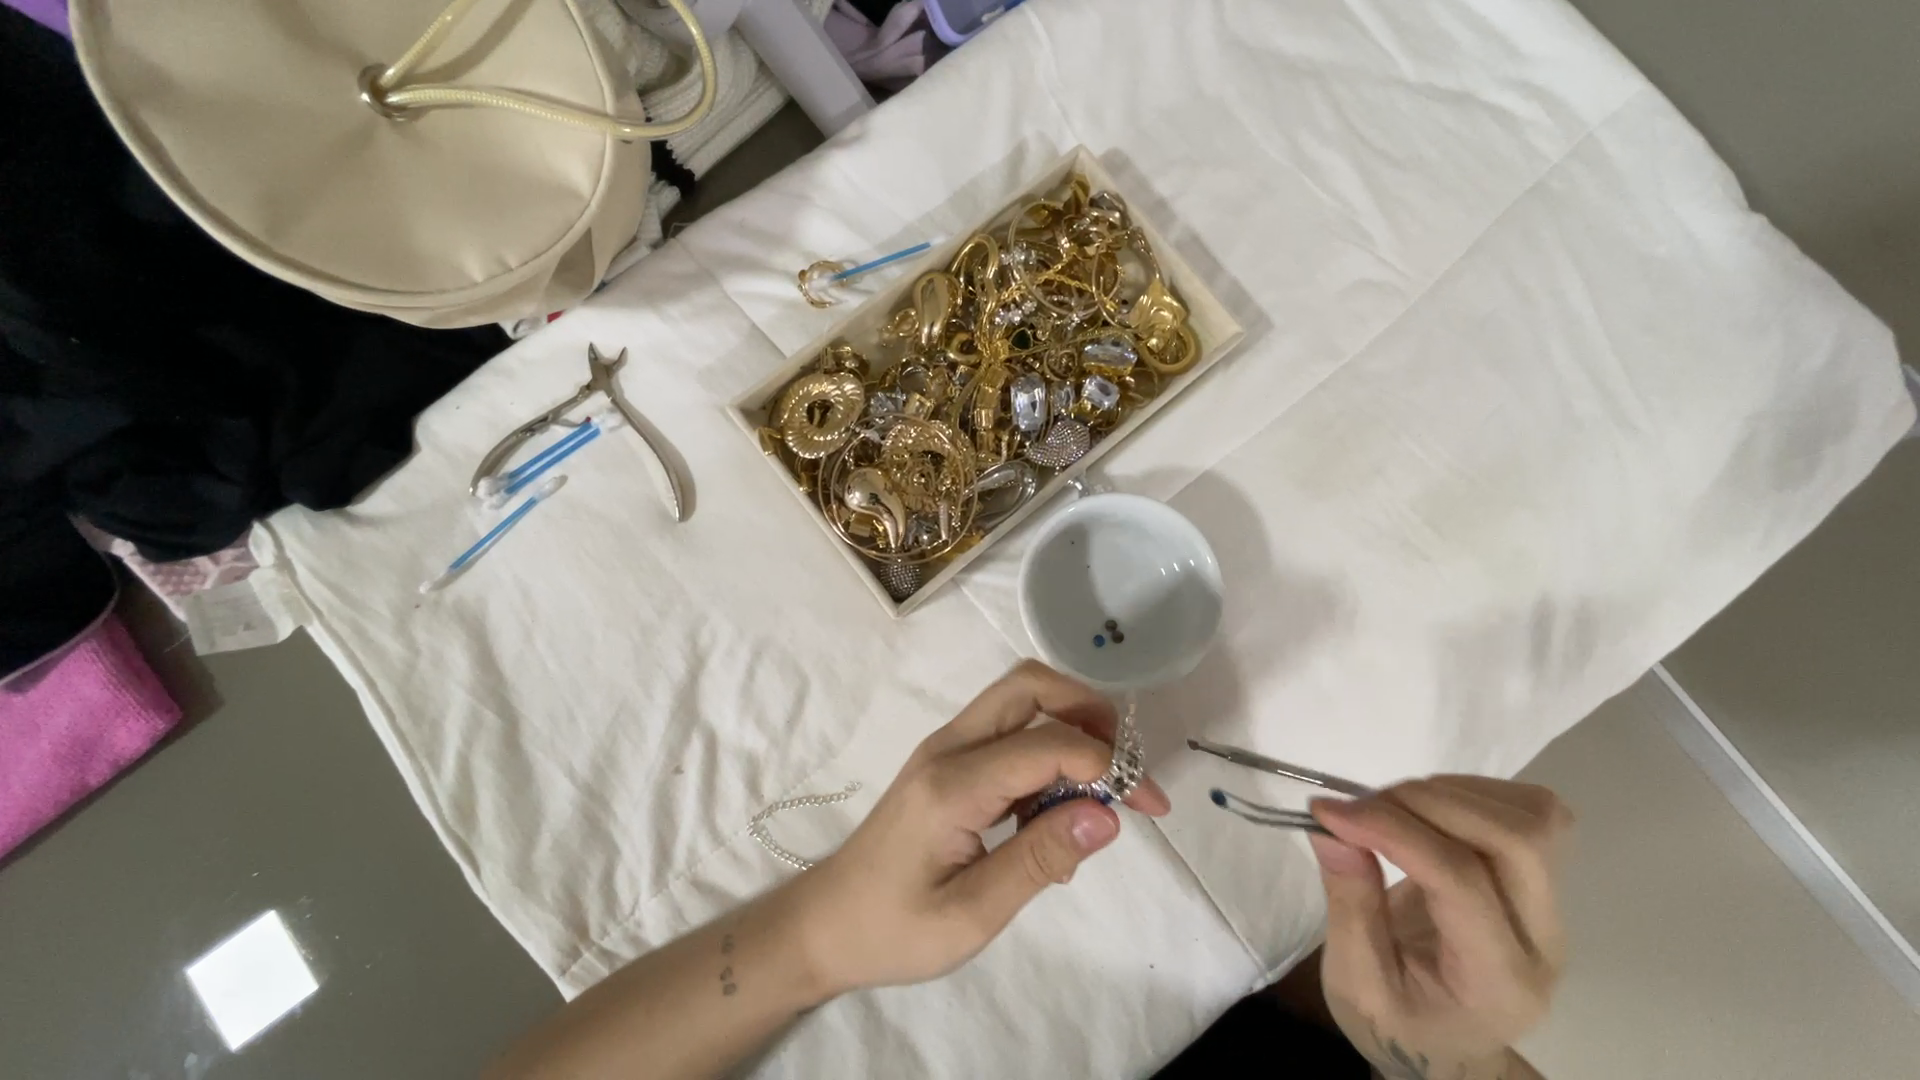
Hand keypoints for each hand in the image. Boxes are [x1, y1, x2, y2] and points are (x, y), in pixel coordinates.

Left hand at [784, 660, 1169, 996]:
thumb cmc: (894, 929)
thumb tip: (1108, 814)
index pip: (1048, 745)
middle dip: (1088, 710)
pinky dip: (1043, 754)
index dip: (1109, 766)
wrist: (826, 925)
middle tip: (1123, 766)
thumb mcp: (973, 913)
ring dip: (1067, 729)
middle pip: (1028, 686)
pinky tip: (1050, 817)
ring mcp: (944, 751)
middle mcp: (948, 749)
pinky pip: (1006, 735)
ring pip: (1017, 702)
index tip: (1151, 805)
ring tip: (1092, 799)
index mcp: (954, 784)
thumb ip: (1040, 858)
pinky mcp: (945, 764)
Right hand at [1309, 777, 1571, 1079]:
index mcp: (1497, 981)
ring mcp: (1552, 908)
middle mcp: (1542, 941)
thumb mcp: (1354, 984)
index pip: (1461, 881)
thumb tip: (1331, 828)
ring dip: (1449, 793)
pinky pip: (1530, 812)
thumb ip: (1349, 905)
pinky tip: (1424, 810)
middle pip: (1516, 840)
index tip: (1328, 811)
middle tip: (1360, 806)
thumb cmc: (1398, 1022)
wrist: (1445, 1044)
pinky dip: (1471, 793)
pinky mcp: (1544, 881)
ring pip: (1532, 817)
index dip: (1392, 830)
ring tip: (1389, 807)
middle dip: (1426, 802)